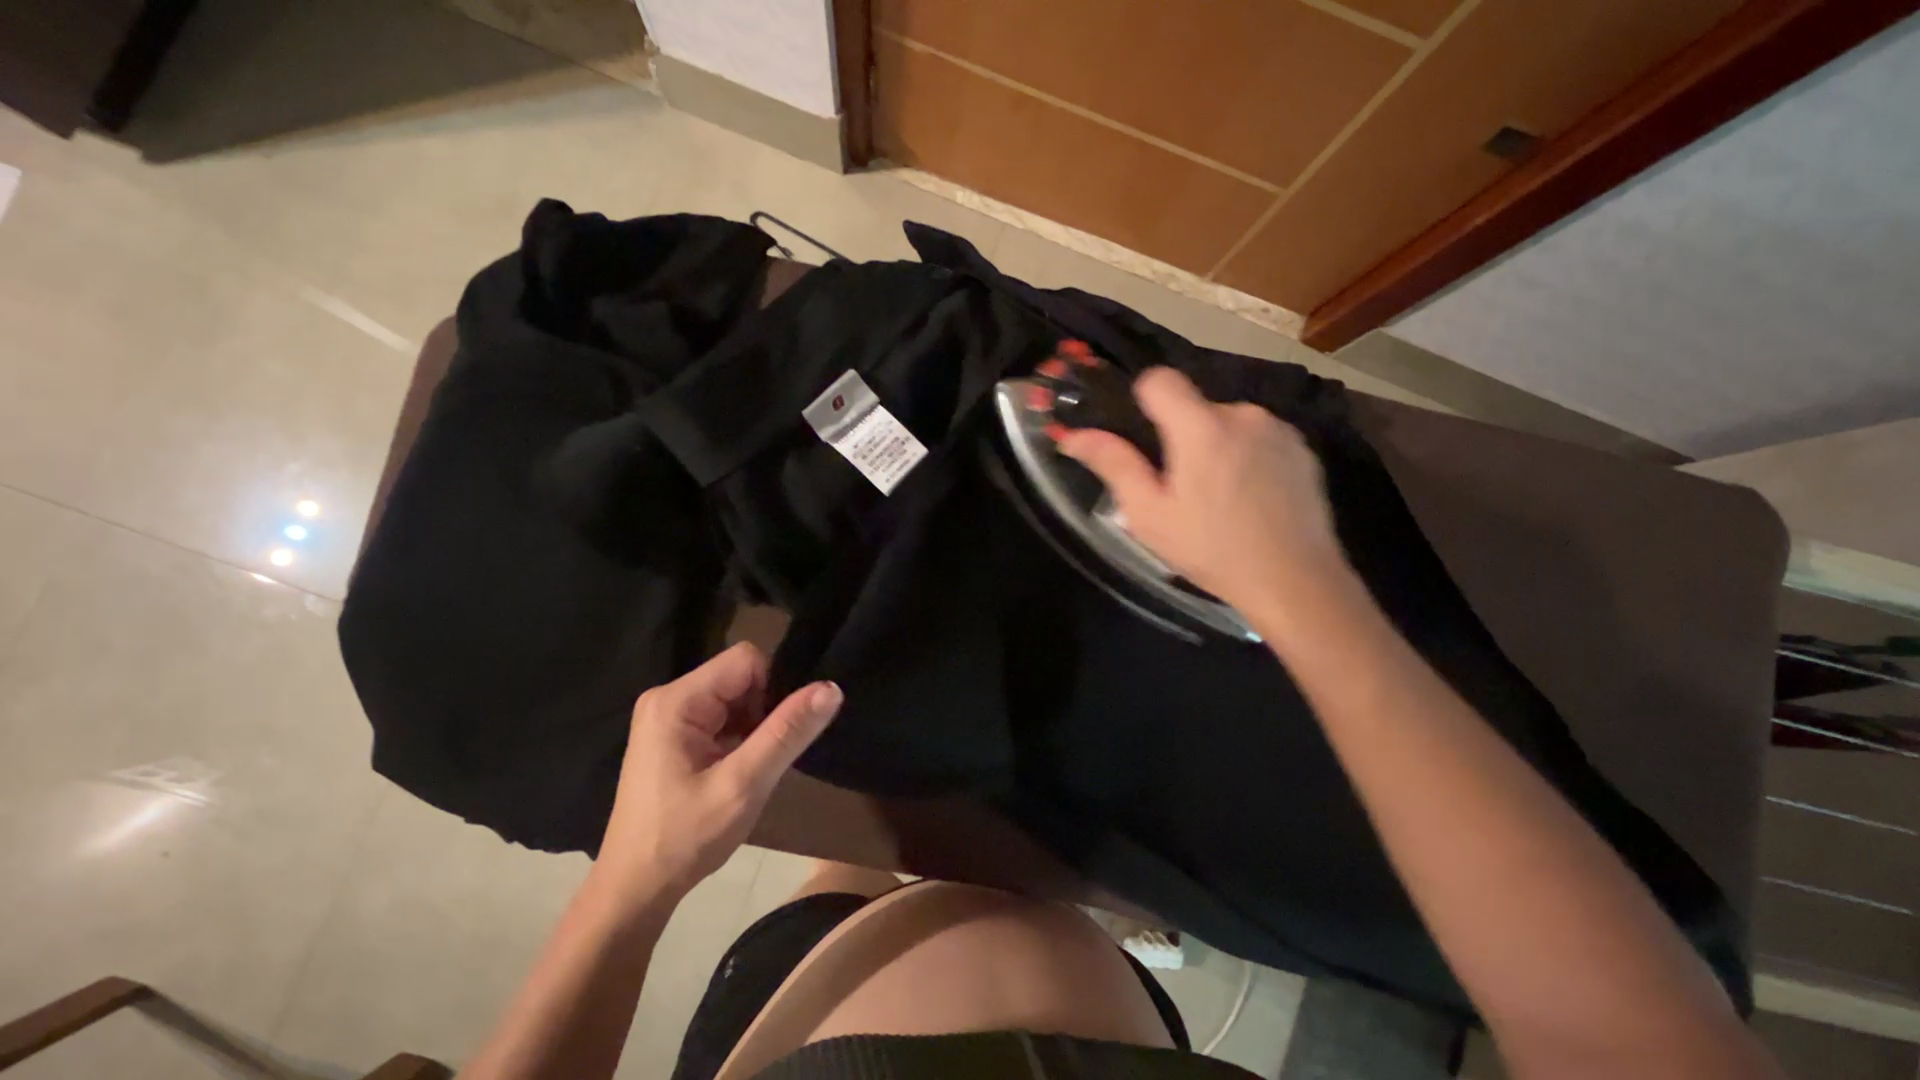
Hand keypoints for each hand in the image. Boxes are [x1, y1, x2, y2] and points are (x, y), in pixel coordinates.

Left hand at [594, 642, 841, 905]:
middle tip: (769, 757)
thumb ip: (787, 733)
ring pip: (734, 698)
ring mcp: (666, 718)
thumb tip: (832, 688)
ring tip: (754, 768)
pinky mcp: (671, 737)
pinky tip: (740, 771)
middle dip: (764, 710)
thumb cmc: (686, 837)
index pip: (746, 659)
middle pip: (739, 676)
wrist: (636, 887)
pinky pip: (720, 717)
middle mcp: (667, 697)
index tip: (784, 732)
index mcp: (676, 700)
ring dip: (754, 726)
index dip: (776, 687)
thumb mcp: (744, 784)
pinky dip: (739, 738)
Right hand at [1056, 367, 1346, 614]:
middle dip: (1184, 436)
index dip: (1144, 401)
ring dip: (1218, 447)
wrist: (1295, 580)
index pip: (1160, 379)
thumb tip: (1074, 436)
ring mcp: (1278, 429)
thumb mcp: (1150, 515)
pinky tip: (1253, 499)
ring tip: (1221, 498)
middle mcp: (1242, 414)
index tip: (1145, 439)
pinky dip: (1250, 457)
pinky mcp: (1303, 448)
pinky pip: (1261, 438)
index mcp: (1200, 427)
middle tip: (1182, 489)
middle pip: (1196, 407)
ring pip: (1229, 423)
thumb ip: (1114, 465)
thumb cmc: (1213, 550)